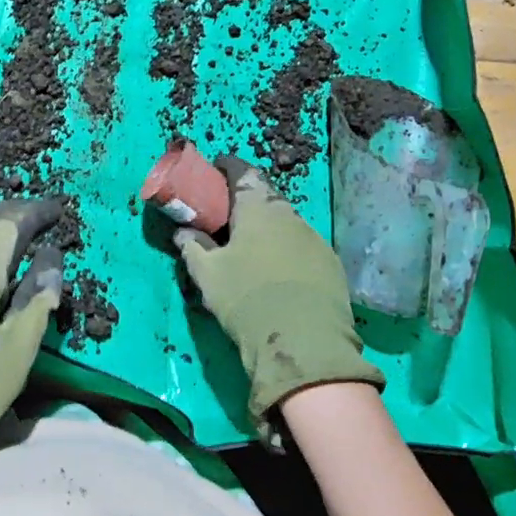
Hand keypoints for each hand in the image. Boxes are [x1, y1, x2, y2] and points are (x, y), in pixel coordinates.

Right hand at [174, 156, 382, 443]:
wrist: (305, 346)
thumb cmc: (246, 298)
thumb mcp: (207, 274)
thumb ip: (193, 247)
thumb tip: (184, 233)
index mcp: (258, 207)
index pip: (242, 171)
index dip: (225, 168)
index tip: (213, 173)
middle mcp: (290, 214)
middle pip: (265, 197)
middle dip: (246, 203)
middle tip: (226, 218)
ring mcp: (315, 240)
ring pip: (285, 225)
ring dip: (268, 230)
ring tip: (251, 251)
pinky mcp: (332, 267)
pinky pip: (303, 249)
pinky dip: (287, 253)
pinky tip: (278, 276)